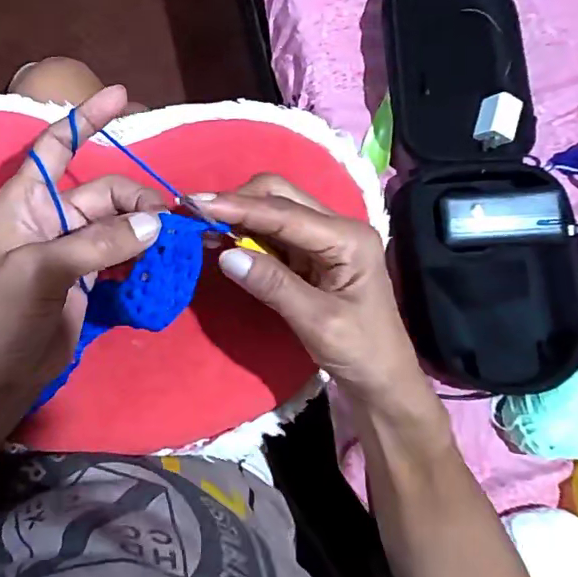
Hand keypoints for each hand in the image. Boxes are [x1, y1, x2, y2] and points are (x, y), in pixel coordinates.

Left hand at [0, 86, 170, 419]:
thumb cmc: (0, 319)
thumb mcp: (41, 273)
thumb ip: (98, 245)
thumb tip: (154, 223)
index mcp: (26, 202)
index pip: (56, 147)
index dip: (86, 119)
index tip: (122, 95)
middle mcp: (50, 218)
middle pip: (105, 190)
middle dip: (138, 198)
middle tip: (169, 223)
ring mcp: (72, 250)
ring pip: (120, 223)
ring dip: (147, 227)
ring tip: (173, 243)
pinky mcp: (87, 279)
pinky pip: (123, 254)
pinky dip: (143, 255)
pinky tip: (161, 264)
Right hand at [195, 175, 433, 408]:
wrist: (382, 380)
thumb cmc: (360, 352)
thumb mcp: (317, 322)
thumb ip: (273, 285)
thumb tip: (225, 255)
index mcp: (348, 238)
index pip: (284, 212)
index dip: (238, 207)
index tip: (196, 205)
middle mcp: (337, 228)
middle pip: (280, 195)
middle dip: (237, 201)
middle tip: (195, 215)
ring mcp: (324, 239)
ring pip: (274, 209)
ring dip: (238, 215)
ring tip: (200, 225)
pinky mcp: (310, 255)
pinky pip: (273, 233)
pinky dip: (246, 233)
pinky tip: (221, 240)